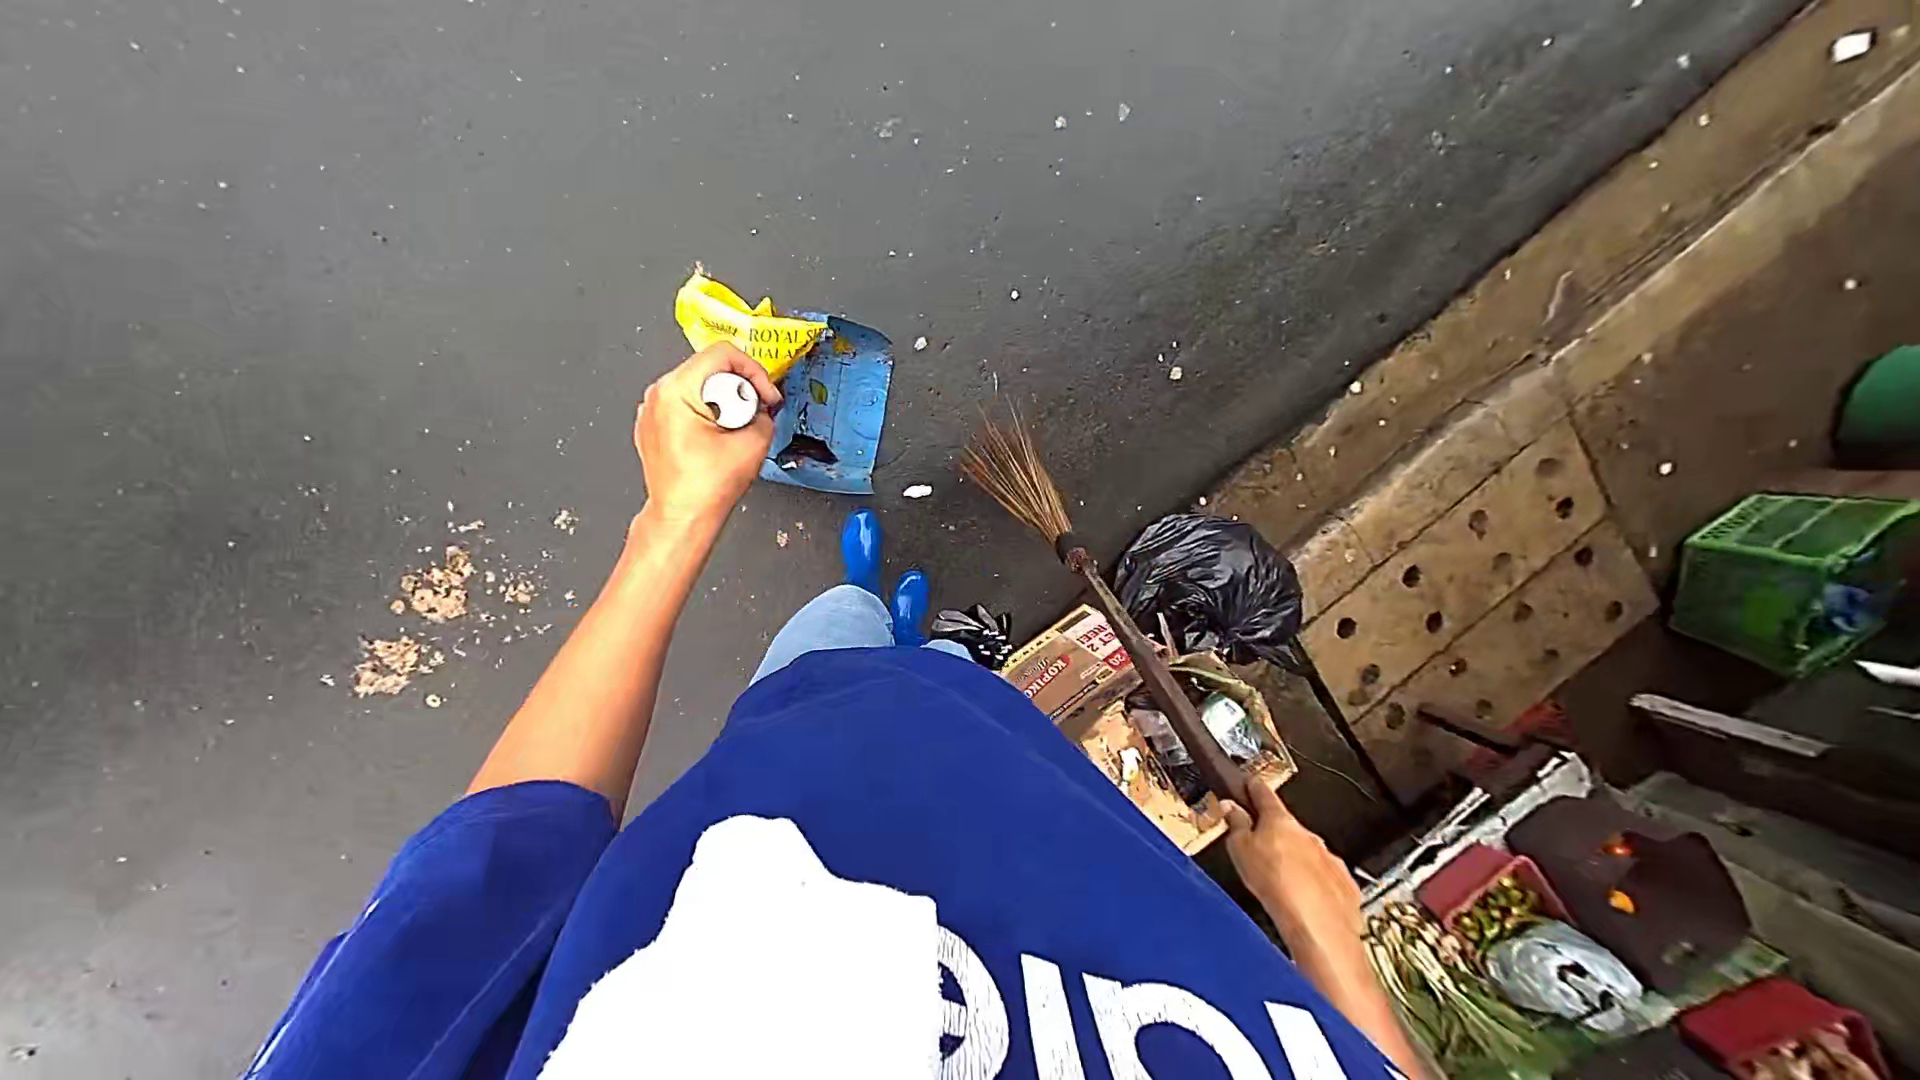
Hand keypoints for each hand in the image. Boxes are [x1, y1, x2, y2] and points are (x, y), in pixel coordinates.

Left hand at [634, 343, 783, 526]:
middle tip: (755, 413)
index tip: (766, 395)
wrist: (682, 516)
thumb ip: (765, 414)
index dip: (755, 372)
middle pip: (710, 368)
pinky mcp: (654, 424)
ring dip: (725, 401)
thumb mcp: (754, 444)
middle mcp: (658, 394)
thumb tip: (763, 406)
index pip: (723, 354)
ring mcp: (652, 409)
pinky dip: (708, 413)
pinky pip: (687, 404)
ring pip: (700, 385)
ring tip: (735, 430)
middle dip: (740, 389)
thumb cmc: (705, 488)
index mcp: (677, 391)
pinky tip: (718, 438)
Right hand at [1222, 779, 1363, 946]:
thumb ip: (1235, 824)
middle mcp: (1308, 835)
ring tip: (1277, 884)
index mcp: (1280, 820)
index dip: (1253, 786)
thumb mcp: (1239, 849)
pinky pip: (1325, 878)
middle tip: (1256, 850)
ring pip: (1307, 853)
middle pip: (1286, 826)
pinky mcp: (1344, 886)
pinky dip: (1314, 885)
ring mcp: (1329, 859)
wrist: (1318, 927)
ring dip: (1293, 862)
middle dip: (1272, 835)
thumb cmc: (1279, 888)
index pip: (1264, 793)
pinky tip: (1301, 900)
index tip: (1250, 783)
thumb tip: (1231, 809)